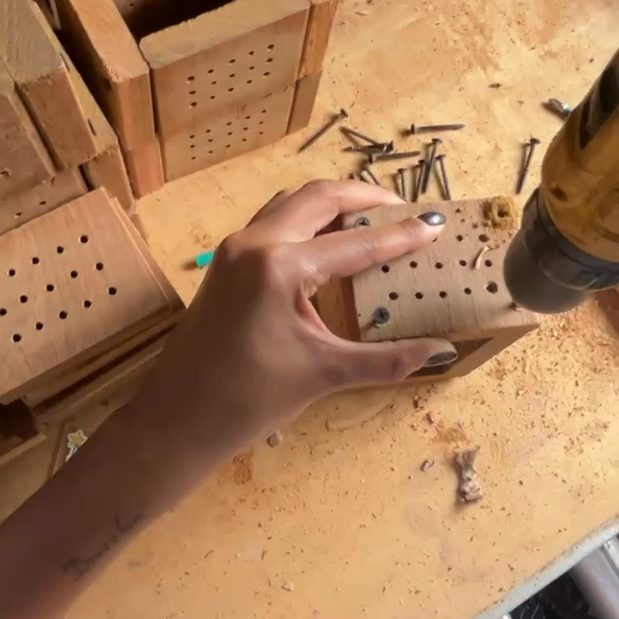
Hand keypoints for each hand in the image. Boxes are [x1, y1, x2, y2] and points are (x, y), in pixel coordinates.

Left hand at [129, 181, 455, 459]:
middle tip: (401, 209)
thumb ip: (386, 359)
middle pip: (319, 198)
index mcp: (280, 266)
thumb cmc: (247, 400)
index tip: (435, 226)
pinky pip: (272, 222)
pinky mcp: (225, 263)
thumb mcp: (322, 375)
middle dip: (364, 198)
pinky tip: (325, 243)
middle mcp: (254, 243)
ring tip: (368, 218)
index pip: (355, 243)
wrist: (176, 420)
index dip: (400, 236)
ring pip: (291, 204)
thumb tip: (442, 351)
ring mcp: (233, 249)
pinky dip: (305, 220)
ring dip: (331, 204)